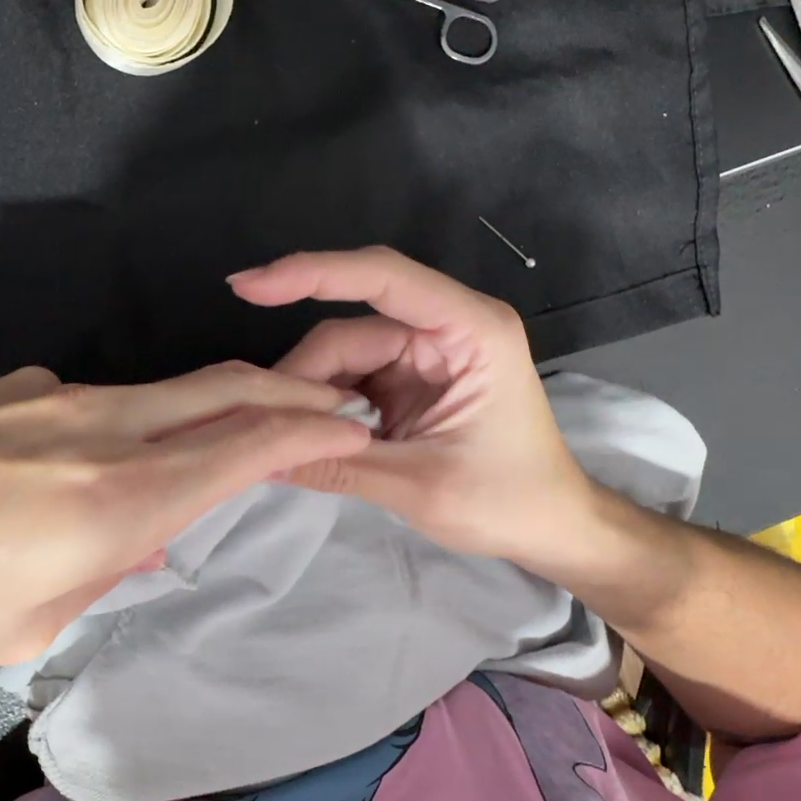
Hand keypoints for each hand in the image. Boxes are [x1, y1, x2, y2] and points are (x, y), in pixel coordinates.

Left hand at [0, 362, 370, 696]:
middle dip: (288, 392)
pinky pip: (96, 399)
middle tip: (330, 403)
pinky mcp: (8, 387)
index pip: (243, 445)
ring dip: (212, 403)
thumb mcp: (26, 623)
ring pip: (159, 390)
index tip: (353, 429)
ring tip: (236, 429)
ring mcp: (47, 394)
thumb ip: (107, 570)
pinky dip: (132, 420)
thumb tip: (151, 543)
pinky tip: (106, 454)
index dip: (310, 432)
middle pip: (218, 388)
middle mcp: (93, 427)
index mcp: (111, 499)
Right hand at [229, 247, 598, 566]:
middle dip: (303, 375)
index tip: (248, 286)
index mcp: (470, 331)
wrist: (552, 527)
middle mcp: (445, 327)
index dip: (311, 273)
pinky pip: (347, 378)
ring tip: (283, 439)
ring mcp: (423, 352)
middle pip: (349, 328)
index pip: (383, 277)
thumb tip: (259, 458)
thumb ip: (341, 465)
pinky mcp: (406, 378)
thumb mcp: (423, 488)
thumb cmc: (510, 501)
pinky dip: (322, 404)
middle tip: (264, 426)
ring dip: (309, 394)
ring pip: (341, 355)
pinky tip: (302, 433)